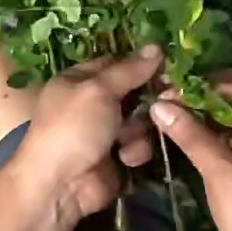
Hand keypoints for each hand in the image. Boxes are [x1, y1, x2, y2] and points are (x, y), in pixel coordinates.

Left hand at [12, 47, 162, 223]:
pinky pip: (138, 145)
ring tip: (127, 138)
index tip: (168, 64)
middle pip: (131, 92)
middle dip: (149, 98)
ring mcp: (104, 130)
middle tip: (171, 97)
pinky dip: (134, 150)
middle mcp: (91, 103)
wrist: (60, 183)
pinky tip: (125, 158)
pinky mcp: (116, 156)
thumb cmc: (73, 127)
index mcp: (78, 80)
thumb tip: (155, 46)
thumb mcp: (98, 91)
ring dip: (138, 129)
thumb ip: (128, 71)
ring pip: (140, 120)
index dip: (139, 63)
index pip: (114, 63)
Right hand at [150, 68, 231, 230]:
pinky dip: (230, 123)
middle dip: (209, 87)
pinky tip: (205, 133)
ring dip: (217, 105)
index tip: (161, 94)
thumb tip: (158, 104)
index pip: (231, 83)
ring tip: (182, 112)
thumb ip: (191, 136)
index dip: (193, 85)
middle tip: (174, 95)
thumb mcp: (221, 176)